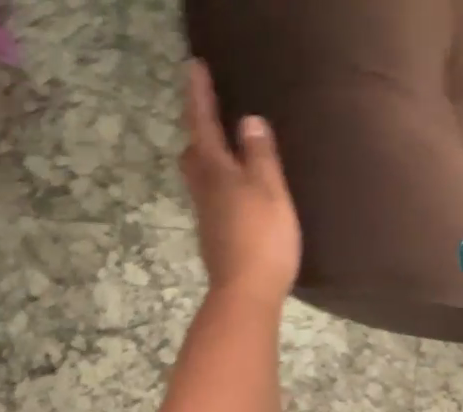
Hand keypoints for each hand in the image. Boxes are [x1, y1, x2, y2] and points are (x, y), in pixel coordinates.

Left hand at [181, 60, 300, 301]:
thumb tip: (248, 121)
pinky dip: (221, 189)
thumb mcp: (270, 191)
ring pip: (200, 180)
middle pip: (193, 155)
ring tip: (227, 157)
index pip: (203, 124)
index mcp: (216, 171)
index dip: (199, 95)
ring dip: (208, 163)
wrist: (246, 294)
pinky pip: (213, 202)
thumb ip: (260, 156)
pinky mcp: (216, 241)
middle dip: (198, 134)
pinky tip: (237, 198)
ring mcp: (207, 219)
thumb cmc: (262, 239)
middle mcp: (204, 191)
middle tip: (208, 118)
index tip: (195, 67)